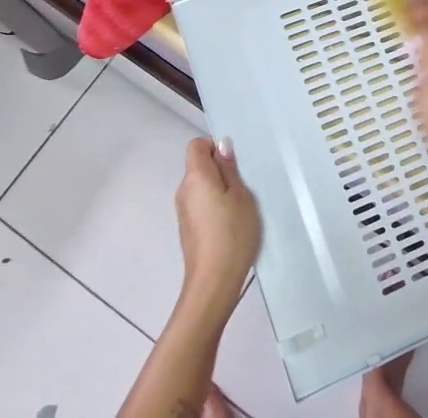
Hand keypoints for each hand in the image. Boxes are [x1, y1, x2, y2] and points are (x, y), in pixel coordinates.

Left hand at [175, 137, 260, 315]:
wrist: (214, 281)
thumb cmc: (232, 233)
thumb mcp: (241, 195)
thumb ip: (229, 169)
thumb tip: (222, 146)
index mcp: (195, 177)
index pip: (196, 145)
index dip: (214, 147)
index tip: (235, 163)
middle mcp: (184, 190)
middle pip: (198, 167)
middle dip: (220, 170)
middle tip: (244, 186)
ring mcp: (183, 211)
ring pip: (201, 187)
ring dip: (219, 190)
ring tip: (241, 207)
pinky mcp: (188, 229)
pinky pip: (201, 205)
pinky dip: (215, 207)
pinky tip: (231, 224)